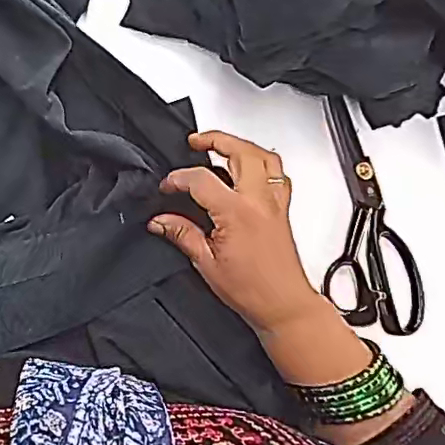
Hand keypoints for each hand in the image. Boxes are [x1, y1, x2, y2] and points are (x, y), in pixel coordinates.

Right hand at [149, 131, 329, 337]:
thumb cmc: (252, 290)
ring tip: (223, 145)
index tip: (168, 186)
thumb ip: (183, 235)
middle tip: (196, 141)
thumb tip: (161, 221)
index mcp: (237, 213)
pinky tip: (251, 169)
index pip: (201, 179)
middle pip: (241, 151)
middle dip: (215, 139)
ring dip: (242, 145)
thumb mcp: (206, 263)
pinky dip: (264, 163)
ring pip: (265, 156)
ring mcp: (275, 203)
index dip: (178, 178)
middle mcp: (260, 202)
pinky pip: (279, 174)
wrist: (284, 305)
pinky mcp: (283, 210)